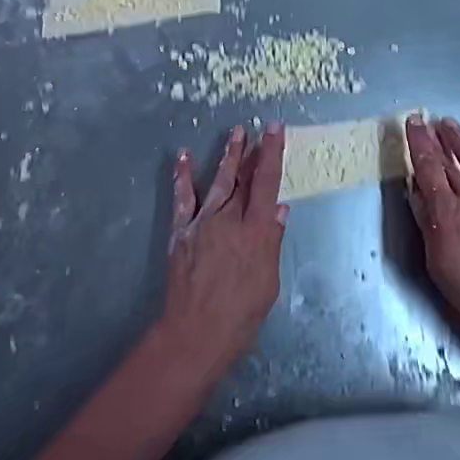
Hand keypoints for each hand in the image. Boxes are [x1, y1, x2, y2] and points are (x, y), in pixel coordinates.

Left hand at [157, 124, 286, 373]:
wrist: (195, 331)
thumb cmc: (240, 315)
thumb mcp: (267, 283)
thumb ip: (271, 242)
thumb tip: (278, 208)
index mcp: (255, 231)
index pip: (266, 183)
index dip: (272, 153)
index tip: (275, 130)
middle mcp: (229, 218)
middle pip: (243, 178)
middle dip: (252, 152)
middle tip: (257, 128)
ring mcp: (202, 220)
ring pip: (218, 180)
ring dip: (227, 156)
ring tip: (235, 133)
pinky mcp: (181, 229)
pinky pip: (183, 196)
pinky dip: (184, 174)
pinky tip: (184, 156)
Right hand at [404, 116, 459, 344]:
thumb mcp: (437, 263)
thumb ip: (426, 224)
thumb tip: (417, 195)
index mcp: (447, 211)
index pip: (427, 167)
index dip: (418, 143)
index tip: (412, 124)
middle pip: (449, 161)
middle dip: (434, 138)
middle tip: (425, 120)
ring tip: (450, 124)